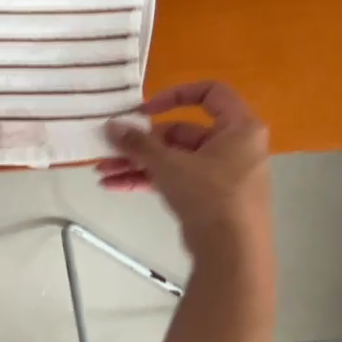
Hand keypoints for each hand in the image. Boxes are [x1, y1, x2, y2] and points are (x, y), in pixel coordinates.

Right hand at [96, 80, 272, 259]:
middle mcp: (233, 145)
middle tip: (109, 151)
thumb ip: (137, 143)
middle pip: (180, 132)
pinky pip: (174, 176)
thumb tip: (111, 125)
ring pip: (172, 157)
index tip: (143, 111)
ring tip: (103, 172)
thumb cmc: (209, 195)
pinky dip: (147, 178)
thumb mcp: (168, 165)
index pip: (210, 93)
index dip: (174, 96)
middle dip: (140, 143)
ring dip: (136, 163)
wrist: (231, 248)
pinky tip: (115, 186)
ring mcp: (221, 170)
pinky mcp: (209, 192)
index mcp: (238, 128)